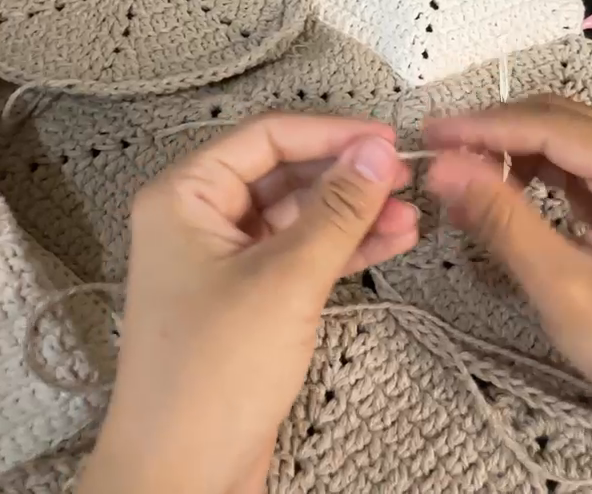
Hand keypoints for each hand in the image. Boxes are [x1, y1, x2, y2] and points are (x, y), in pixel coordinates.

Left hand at [80, 114, 419, 493]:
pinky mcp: (251, 293)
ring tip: (411, 214)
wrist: (180, 484)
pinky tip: (392, 239)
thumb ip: (338, 209)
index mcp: (186, 195)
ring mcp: (227, 257)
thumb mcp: (286, 280)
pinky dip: (346, 246)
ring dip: (355, 212)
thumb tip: (378, 151)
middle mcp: (202, 216)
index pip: (269, 138)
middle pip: (288, 173)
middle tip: (405, 178)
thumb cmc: (212, 376)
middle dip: (348, 176)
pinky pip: (303, 251)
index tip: (387, 140)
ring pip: (301, 214)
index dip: (331, 133)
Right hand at [421, 95, 591, 451]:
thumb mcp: (561, 287)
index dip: (486, 126)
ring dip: (506, 148)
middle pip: (557, 119)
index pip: (554, 127)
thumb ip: (502, 219)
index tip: (430, 133)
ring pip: (559, 133)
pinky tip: (491, 188)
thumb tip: (441, 168)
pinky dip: (527, 168)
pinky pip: (569, 159)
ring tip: (456, 175)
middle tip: (435, 151)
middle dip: (493, 132)